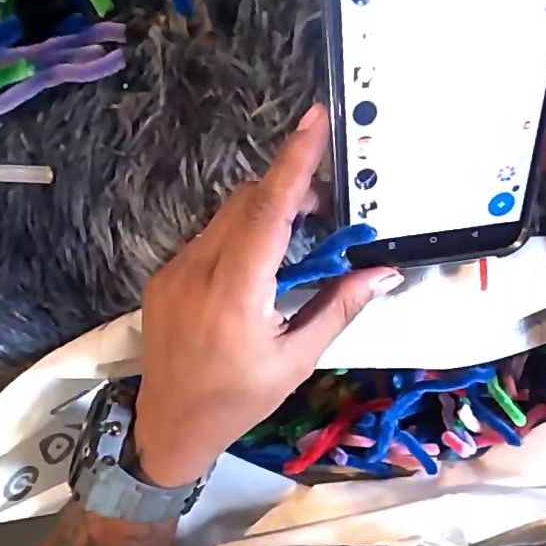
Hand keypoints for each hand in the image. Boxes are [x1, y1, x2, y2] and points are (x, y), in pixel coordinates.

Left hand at [131, 106, 401, 486]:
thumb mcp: (294, 361)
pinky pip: (209, 236)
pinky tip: (258, 263)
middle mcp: (196, 272)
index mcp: (234, 296)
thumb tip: (381, 272)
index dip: (293, 163)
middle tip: (327, 207)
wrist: (169, 424)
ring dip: (265, 212)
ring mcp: (174, 270)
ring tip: (297, 239)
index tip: (314, 121)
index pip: (267, 213)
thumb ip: (336, 308)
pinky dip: (241, 234)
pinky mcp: (164, 275)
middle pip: (246, 203)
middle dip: (289, 189)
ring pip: (226, 216)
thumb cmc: (237, 401)